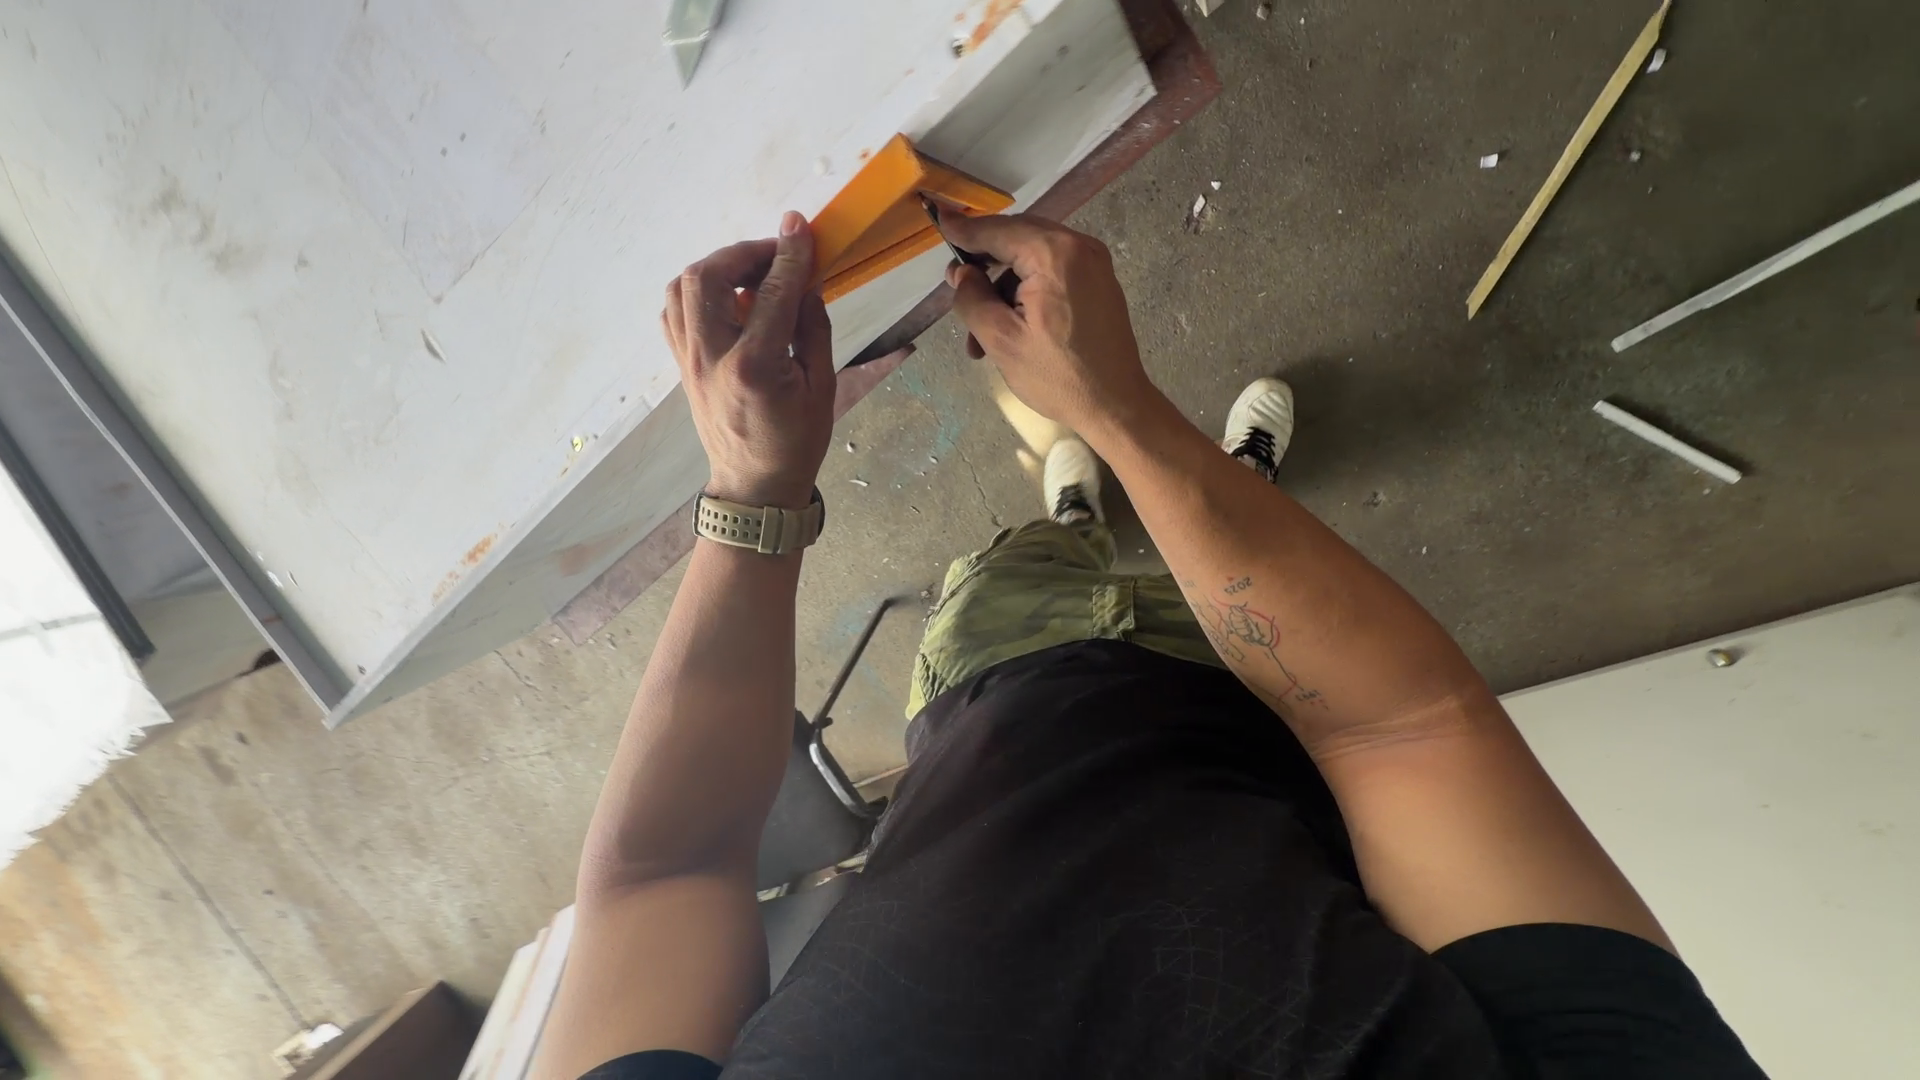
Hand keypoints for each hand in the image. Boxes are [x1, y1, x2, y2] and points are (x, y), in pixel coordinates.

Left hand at [664, 212, 834, 509]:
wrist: (755, 486)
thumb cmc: (797, 442)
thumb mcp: (822, 387)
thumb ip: (812, 328)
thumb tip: (805, 282)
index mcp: (754, 367)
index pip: (771, 292)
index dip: (788, 255)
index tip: (800, 228)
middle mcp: (711, 357)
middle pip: (707, 276)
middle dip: (742, 253)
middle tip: (775, 255)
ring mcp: (689, 361)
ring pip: (682, 288)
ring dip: (715, 268)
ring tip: (750, 274)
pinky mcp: (681, 365)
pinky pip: (675, 311)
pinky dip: (697, 292)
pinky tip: (727, 300)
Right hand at [940, 213, 1155, 431]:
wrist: (1115, 405)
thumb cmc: (1057, 376)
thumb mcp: (1001, 340)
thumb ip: (972, 299)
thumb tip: (959, 272)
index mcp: (1054, 255)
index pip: (998, 230)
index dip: (965, 229)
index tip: (938, 219)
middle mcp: (1078, 247)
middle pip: (1016, 239)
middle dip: (984, 265)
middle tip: (957, 290)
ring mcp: (1093, 263)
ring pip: (1032, 260)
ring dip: (1002, 289)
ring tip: (981, 336)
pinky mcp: (1098, 282)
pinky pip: (1052, 273)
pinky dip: (1026, 293)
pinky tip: (1011, 329)